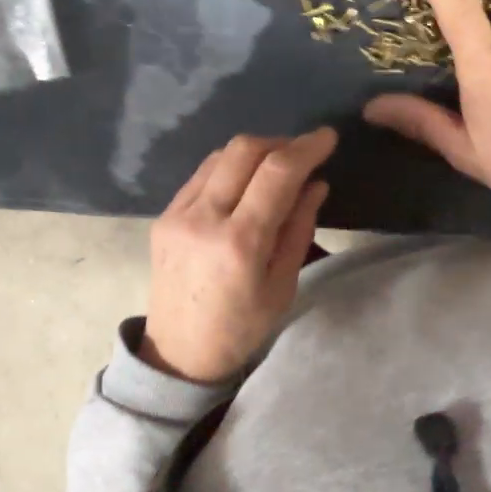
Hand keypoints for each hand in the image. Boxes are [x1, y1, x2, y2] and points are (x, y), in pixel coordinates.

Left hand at [141, 129, 334, 382]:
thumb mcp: (281, 287)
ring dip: (252, 152)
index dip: (307, 148)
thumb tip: (314, 184)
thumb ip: (298, 230)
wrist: (179, 352)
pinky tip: (243, 184)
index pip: (277, 173)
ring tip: (275, 167)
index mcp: (239, 243)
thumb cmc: (240, 329)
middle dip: (279, 142)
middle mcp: (203, 219)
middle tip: (302, 154)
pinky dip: (227, 169)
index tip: (327, 138)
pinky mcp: (163, 217)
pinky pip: (200, 176)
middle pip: (243, 150)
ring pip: (218, 156)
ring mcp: (177, 215)